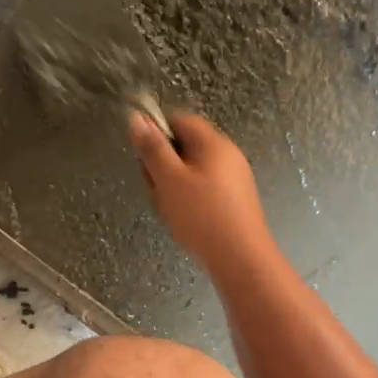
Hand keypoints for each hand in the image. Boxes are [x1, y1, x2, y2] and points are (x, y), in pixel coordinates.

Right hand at [128, 111, 272, 264]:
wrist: (240, 259)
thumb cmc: (201, 215)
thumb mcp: (168, 179)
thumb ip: (151, 147)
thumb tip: (137, 118)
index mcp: (214, 144)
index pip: (180, 120)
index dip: (157, 131)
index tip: (143, 155)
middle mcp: (228, 156)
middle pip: (185, 145)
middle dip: (163, 163)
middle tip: (154, 186)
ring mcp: (234, 179)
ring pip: (191, 170)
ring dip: (172, 184)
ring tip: (168, 207)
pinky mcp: (234, 201)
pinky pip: (203, 188)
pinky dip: (187, 198)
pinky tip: (183, 218)